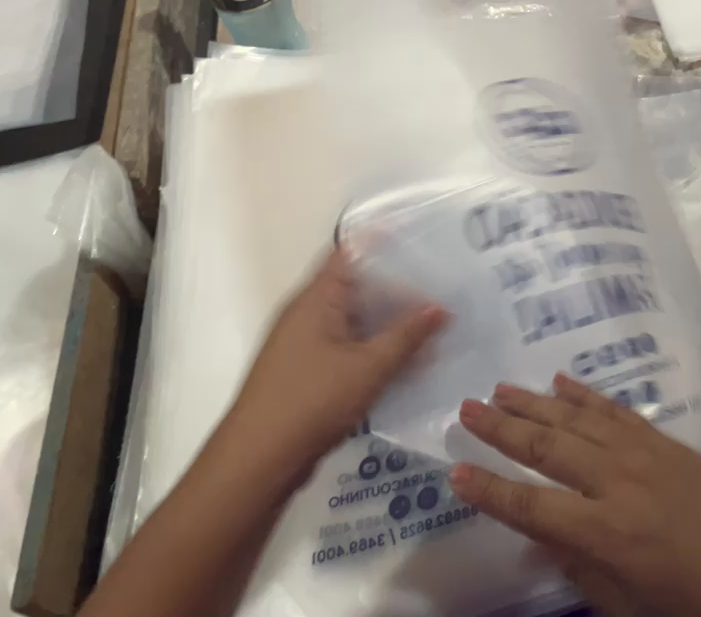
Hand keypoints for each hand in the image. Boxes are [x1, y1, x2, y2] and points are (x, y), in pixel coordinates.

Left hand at [218, 245, 445, 492]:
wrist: (256, 466)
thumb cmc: (310, 403)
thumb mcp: (369, 368)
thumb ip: (407, 335)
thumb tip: (441, 307)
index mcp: (316, 300)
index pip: (350, 252)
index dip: (383, 240)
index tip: (421, 235)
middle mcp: (308, 315)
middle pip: (358, 288)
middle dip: (400, 288)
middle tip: (444, 286)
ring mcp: (307, 346)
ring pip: (358, 322)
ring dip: (392, 324)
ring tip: (437, 324)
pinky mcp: (310, 375)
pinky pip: (351, 349)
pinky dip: (379, 350)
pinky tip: (411, 362)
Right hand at [449, 375, 700, 616]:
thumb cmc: (693, 601)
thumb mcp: (627, 602)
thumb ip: (577, 563)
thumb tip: (534, 531)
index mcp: (606, 532)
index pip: (531, 506)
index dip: (490, 490)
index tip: (454, 470)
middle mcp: (618, 482)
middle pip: (548, 447)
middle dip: (503, 428)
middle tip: (466, 408)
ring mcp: (642, 453)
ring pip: (576, 418)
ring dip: (536, 402)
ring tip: (501, 388)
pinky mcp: (662, 439)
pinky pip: (615, 409)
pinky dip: (585, 393)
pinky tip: (561, 381)